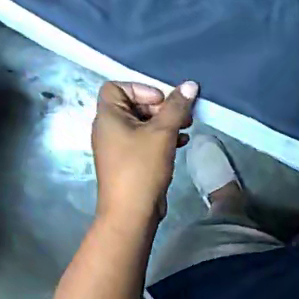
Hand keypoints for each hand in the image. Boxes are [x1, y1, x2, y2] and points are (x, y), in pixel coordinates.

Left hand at [92, 80, 197, 228]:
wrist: (131, 212)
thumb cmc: (142, 167)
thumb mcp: (162, 133)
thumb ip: (177, 107)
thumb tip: (190, 85)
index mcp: (108, 117)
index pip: (116, 87)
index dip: (140, 89)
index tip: (161, 102)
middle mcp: (108, 129)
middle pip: (133, 104)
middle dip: (160, 107)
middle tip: (181, 115)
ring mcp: (117, 147)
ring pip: (142, 124)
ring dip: (164, 123)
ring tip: (186, 128)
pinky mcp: (128, 162)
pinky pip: (144, 141)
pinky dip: (161, 138)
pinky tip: (181, 143)